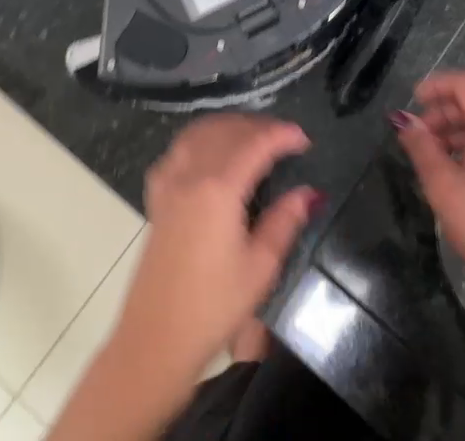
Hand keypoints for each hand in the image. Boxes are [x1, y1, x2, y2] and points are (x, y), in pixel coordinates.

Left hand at [109, 115, 320, 383]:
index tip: (305, 140)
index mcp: (218, 190)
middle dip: (257, 126)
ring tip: (252, 137)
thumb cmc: (214, 307)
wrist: (156, 338)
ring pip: (197, 135)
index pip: (255, 144)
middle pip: (224, 131)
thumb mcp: (260, 267)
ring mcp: (168, 187)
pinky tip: (208, 155)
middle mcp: (189, 177)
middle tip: (285, 138)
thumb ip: (284, 222)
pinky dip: (197, 141)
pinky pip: (176, 153)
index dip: (282, 135)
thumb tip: (308, 193)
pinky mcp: (156, 201)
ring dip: (227, 127)